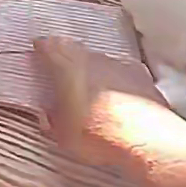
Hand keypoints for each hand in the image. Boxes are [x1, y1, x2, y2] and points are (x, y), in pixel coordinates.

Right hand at [35, 36, 185, 174]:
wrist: (147, 139)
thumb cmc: (98, 136)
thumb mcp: (64, 137)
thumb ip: (51, 122)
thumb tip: (46, 115)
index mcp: (67, 68)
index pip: (49, 48)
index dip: (42, 47)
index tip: (37, 47)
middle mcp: (91, 59)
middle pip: (73, 47)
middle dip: (64, 51)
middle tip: (59, 58)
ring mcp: (118, 65)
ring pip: (98, 58)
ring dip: (90, 64)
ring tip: (87, 78)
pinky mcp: (140, 76)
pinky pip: (121, 69)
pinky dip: (114, 75)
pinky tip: (115, 86)